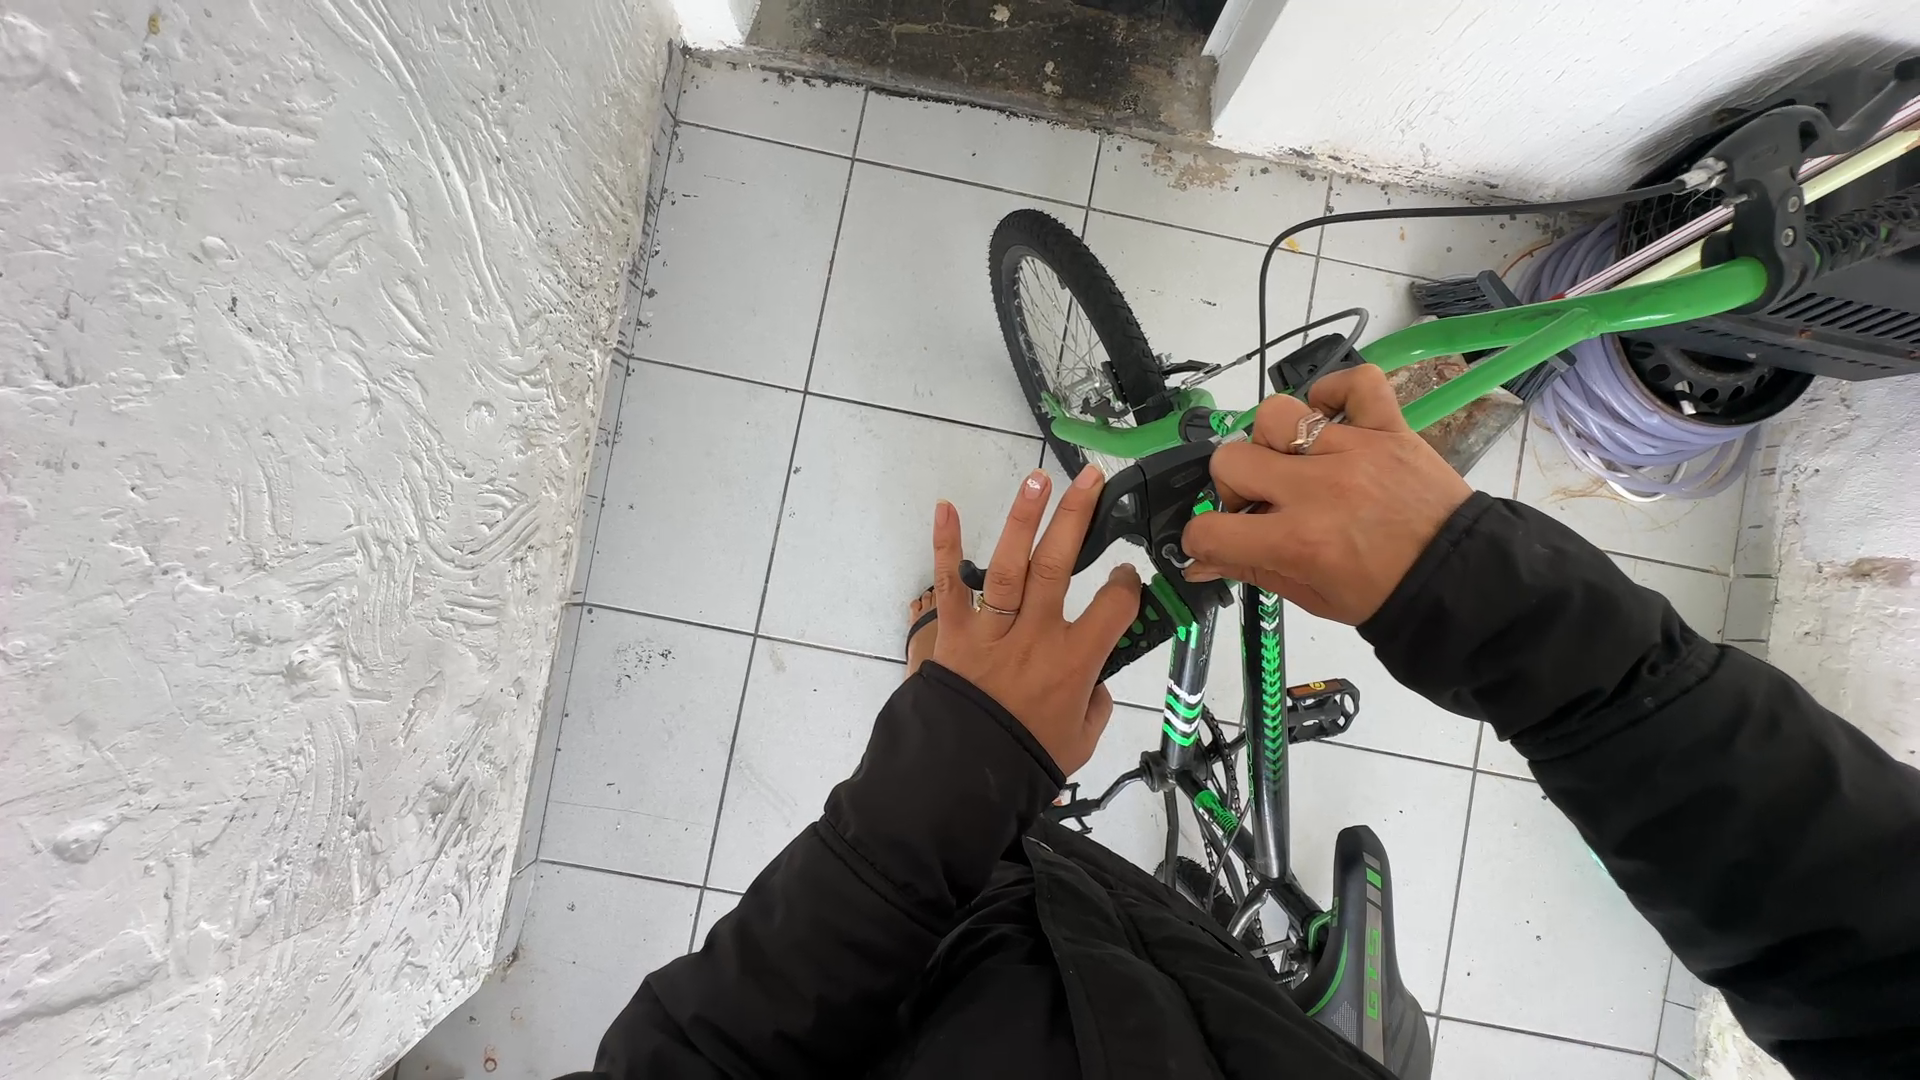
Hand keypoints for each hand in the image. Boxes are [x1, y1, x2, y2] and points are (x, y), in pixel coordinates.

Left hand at [930, 465, 1140, 774]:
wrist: (962, 779)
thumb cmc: (1027, 760)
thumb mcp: (1081, 741)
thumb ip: (1096, 704)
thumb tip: (1096, 680)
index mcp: (1075, 661)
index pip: (1114, 606)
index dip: (1127, 585)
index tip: (1126, 576)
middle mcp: (1036, 634)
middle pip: (1059, 565)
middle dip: (1077, 517)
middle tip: (1091, 479)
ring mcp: (993, 630)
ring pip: (1010, 566)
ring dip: (1024, 519)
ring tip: (1038, 477)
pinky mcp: (954, 633)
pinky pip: (950, 584)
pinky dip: (946, 545)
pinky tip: (945, 507)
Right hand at [1180, 364, 1470, 624]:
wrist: (1463, 580)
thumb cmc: (1381, 594)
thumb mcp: (1307, 596)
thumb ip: (1248, 569)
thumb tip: (1198, 561)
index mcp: (1296, 542)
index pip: (1209, 530)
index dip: (1201, 540)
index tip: (1216, 542)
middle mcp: (1317, 490)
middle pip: (1229, 461)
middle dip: (1231, 487)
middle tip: (1260, 504)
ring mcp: (1354, 451)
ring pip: (1275, 415)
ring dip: (1271, 442)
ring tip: (1293, 463)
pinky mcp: (1389, 429)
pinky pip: (1355, 382)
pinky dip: (1334, 392)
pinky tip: (1329, 420)